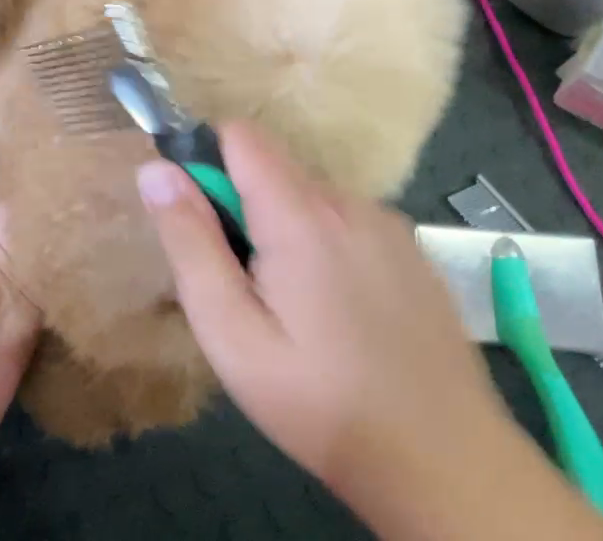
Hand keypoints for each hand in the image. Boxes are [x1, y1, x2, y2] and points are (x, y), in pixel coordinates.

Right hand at [135, 122, 505, 492]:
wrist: (448, 468)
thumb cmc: (319, 399)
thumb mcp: (228, 329)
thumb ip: (189, 242)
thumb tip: (154, 169)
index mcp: (302, 217)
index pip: (240, 135)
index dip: (203, 160)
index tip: (192, 217)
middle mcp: (352, 206)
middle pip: (271, 170)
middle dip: (238, 209)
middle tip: (236, 286)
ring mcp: (391, 230)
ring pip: (307, 199)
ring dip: (279, 230)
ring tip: (283, 307)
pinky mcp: (414, 257)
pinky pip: (343, 225)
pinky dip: (319, 248)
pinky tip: (330, 314)